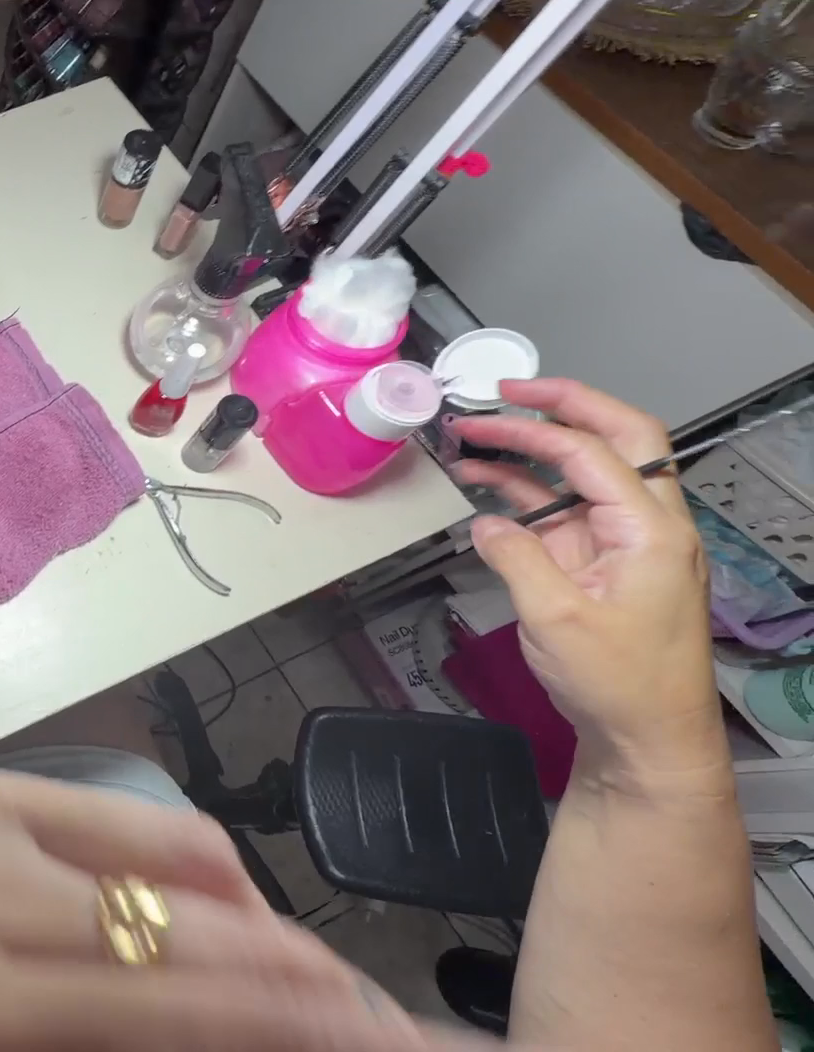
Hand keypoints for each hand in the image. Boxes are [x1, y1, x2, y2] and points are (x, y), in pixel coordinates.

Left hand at [0, 769, 484, 1051]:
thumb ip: (155, 1032)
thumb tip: (284, 1013)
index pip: (155, 1006)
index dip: (278, 1021)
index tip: (381, 1039)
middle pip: (172, 926)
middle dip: (290, 974)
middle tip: (373, 1012)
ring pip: (171, 856)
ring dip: (255, 921)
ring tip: (306, 974)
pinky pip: (137, 820)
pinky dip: (200, 869)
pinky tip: (226, 916)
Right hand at [450, 379, 722, 785]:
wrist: (644, 727)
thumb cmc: (617, 678)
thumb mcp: (557, 617)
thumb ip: (518, 557)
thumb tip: (486, 523)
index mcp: (652, 531)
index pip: (595, 455)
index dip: (541, 424)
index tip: (492, 406)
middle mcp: (645, 524)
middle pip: (617, 442)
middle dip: (563, 408)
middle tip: (506, 393)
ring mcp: (619, 540)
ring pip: (581, 473)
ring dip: (529, 453)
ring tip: (470, 442)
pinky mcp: (594, 559)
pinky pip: (557, 510)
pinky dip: (520, 492)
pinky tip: (481, 488)